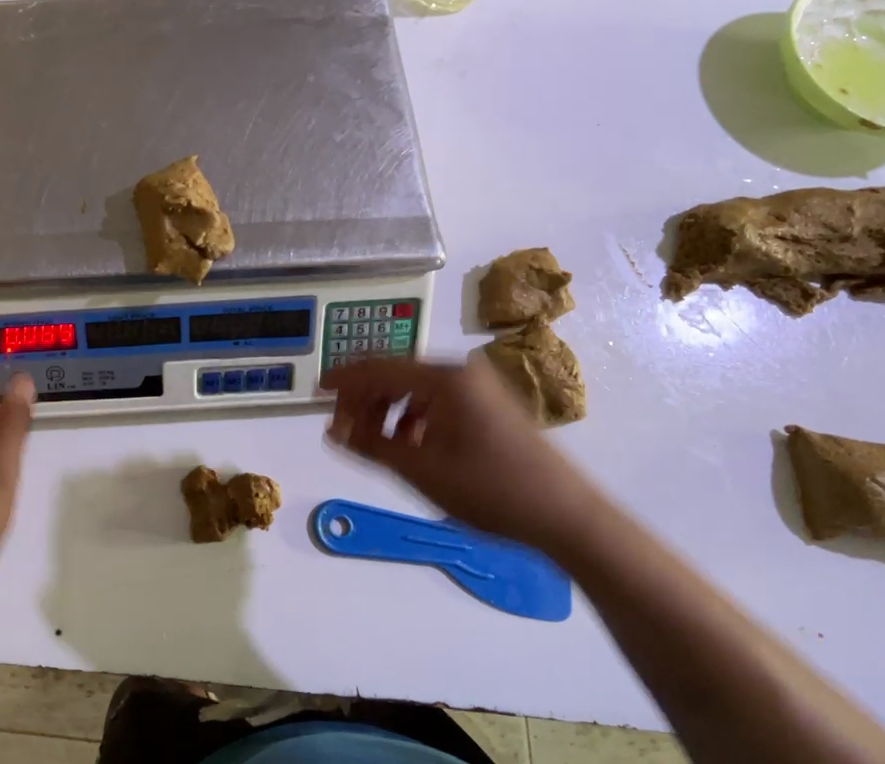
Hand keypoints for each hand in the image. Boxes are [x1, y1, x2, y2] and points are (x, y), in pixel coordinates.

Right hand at [322, 357, 602, 551]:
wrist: (566, 516)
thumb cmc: (490, 491)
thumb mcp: (420, 470)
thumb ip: (370, 444)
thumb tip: (331, 430)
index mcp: (445, 379)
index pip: (378, 368)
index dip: (344, 380)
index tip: (317, 394)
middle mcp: (462, 373)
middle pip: (396, 375)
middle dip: (365, 400)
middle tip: (343, 430)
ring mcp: (480, 388)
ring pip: (416, 389)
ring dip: (389, 411)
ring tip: (374, 442)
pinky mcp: (491, 406)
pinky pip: (438, 401)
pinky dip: (414, 418)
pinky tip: (410, 446)